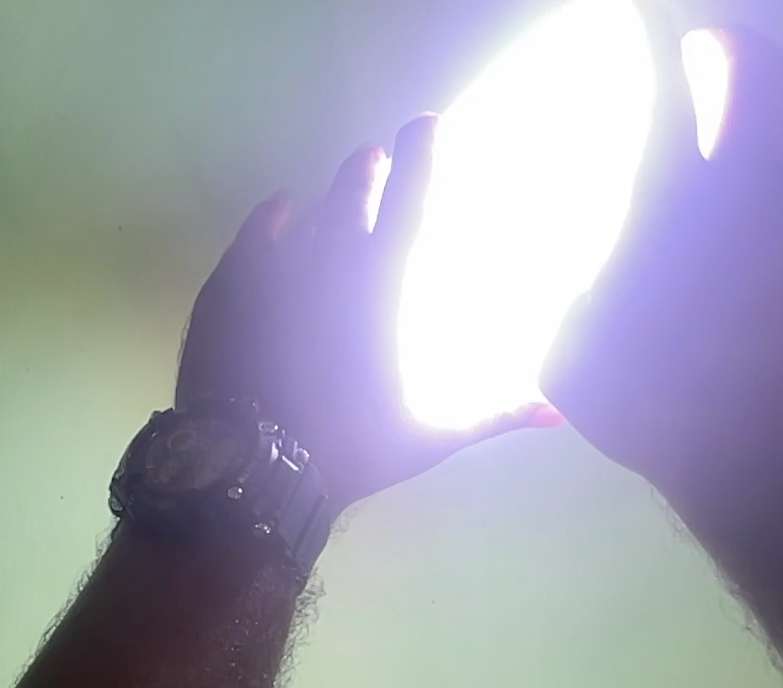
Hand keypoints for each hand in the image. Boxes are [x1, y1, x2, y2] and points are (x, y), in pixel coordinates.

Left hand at [177, 115, 556, 514]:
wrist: (249, 468)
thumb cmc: (343, 451)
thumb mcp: (424, 439)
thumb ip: (489, 415)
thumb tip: (555, 412)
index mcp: (380, 286)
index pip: (409, 200)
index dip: (420, 157)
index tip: (423, 124)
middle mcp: (327, 263)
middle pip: (350, 196)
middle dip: (364, 173)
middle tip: (370, 158)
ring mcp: (270, 274)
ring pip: (301, 215)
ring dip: (321, 198)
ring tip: (331, 187)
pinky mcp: (226, 292)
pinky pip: (250, 239)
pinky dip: (266, 221)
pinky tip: (277, 210)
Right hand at [542, 27, 782, 516]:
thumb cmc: (660, 408)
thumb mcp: (567, 361)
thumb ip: (564, 302)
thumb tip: (562, 276)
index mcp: (677, 207)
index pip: (678, 93)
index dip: (666, 54)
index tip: (657, 39)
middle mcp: (763, 189)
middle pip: (771, 78)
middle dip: (737, 52)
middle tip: (712, 54)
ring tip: (761, 141)